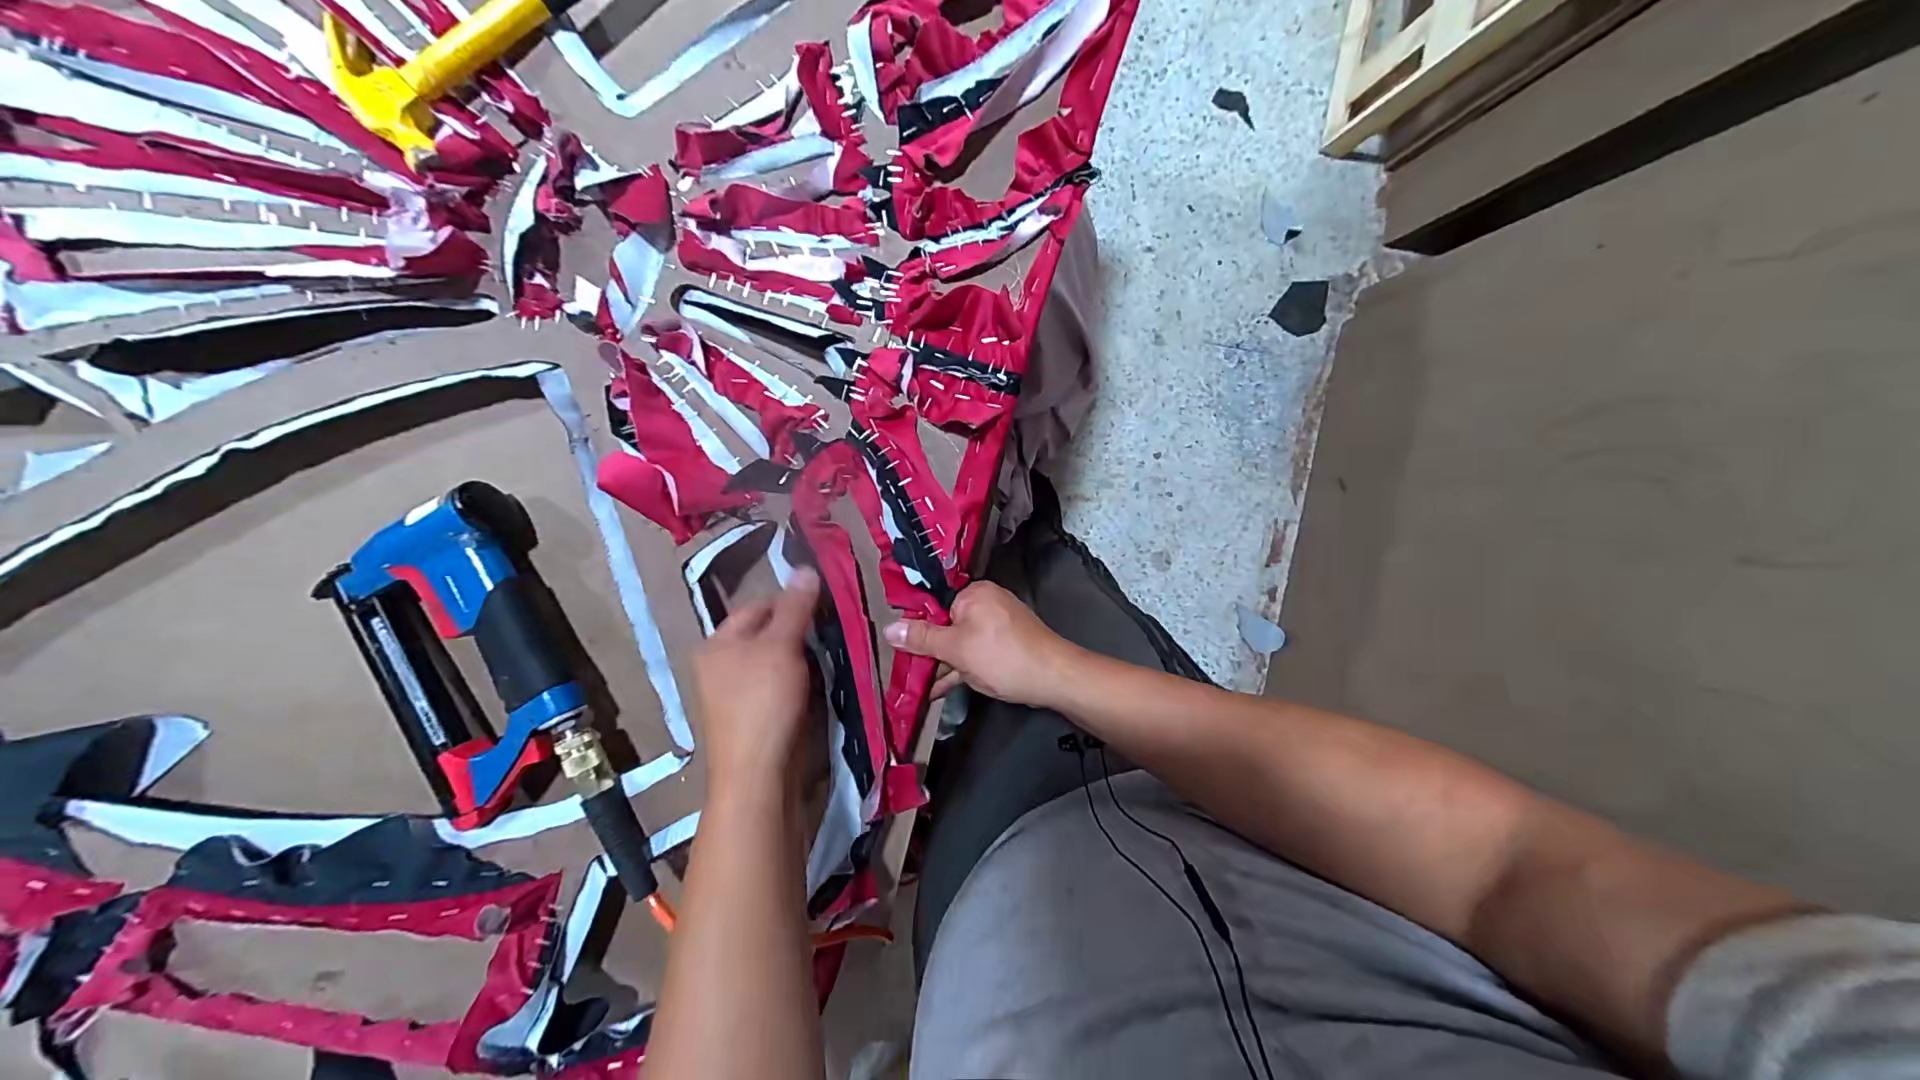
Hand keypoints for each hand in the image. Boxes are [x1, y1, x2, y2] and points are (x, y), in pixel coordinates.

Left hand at [691, 569, 820, 797]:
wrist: (757, 774)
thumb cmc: (763, 702)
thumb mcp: (781, 646)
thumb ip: (795, 607)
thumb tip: (805, 568)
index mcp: (716, 643)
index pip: (757, 605)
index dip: (790, 600)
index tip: (824, 604)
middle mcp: (721, 665)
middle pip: (767, 633)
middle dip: (799, 630)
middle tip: (831, 630)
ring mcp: (736, 694)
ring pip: (776, 661)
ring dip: (802, 657)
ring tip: (828, 657)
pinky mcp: (754, 717)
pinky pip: (780, 686)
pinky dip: (799, 681)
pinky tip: (817, 685)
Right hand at [884, 582, 1081, 707]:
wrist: (1054, 678)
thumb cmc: (1003, 658)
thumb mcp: (955, 649)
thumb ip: (922, 638)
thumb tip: (890, 628)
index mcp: (974, 594)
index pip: (934, 606)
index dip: (917, 630)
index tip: (902, 652)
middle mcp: (987, 602)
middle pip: (947, 624)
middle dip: (930, 651)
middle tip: (910, 673)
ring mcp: (998, 624)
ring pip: (961, 642)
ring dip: (944, 663)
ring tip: (921, 686)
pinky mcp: (1006, 644)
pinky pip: (976, 651)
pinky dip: (962, 667)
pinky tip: (941, 688)